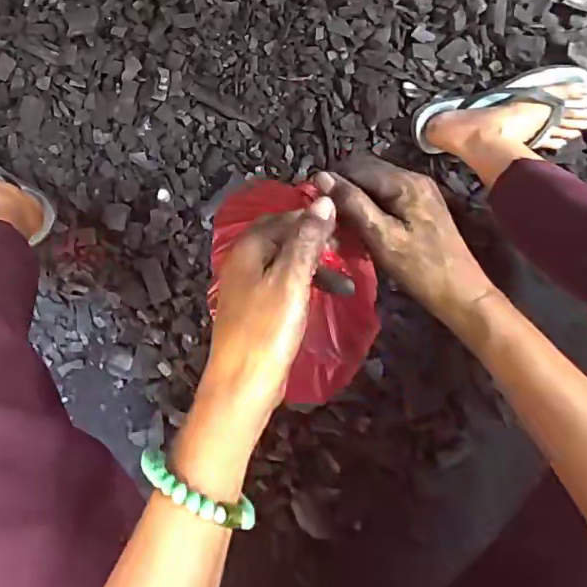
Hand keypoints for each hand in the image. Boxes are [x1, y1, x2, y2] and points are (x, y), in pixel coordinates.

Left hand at [201, 198, 334, 429]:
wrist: (241, 384)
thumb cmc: (267, 329)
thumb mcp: (291, 280)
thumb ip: (306, 241)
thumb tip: (323, 202)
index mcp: (246, 249)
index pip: (280, 218)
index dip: (309, 217)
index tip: (344, 224)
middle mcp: (241, 261)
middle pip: (280, 238)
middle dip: (313, 240)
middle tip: (346, 249)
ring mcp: (246, 286)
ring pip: (283, 262)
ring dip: (312, 265)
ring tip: (345, 281)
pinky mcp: (254, 309)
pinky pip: (281, 283)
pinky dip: (304, 284)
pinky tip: (323, 298)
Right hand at [314, 157, 495, 322]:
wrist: (463, 295)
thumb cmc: (419, 269)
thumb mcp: (380, 236)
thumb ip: (351, 202)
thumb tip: (321, 175)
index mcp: (404, 182)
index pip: (353, 167)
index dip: (332, 184)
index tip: (319, 208)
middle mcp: (413, 177)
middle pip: (363, 171)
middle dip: (343, 190)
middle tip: (331, 218)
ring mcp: (419, 190)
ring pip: (372, 183)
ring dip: (354, 199)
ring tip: (345, 225)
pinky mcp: (421, 204)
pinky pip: (384, 194)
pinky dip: (369, 206)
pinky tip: (364, 227)